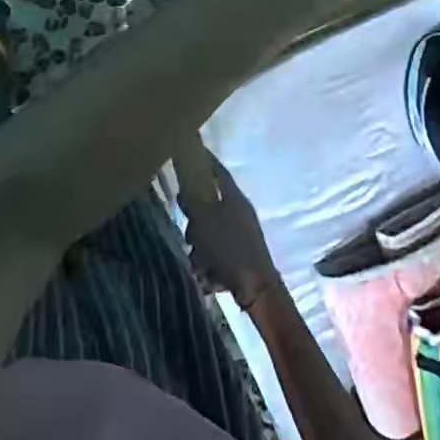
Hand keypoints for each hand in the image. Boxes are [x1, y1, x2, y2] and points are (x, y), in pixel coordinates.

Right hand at [174, 140, 278, 310]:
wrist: (256, 287)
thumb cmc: (229, 248)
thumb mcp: (204, 221)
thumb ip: (192, 203)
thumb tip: (184, 191)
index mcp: (234, 198)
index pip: (219, 172)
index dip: (206, 161)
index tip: (192, 151)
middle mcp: (239, 213)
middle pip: (209, 207)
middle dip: (195, 221)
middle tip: (190, 232)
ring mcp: (240, 235)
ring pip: (208, 233)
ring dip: (199, 247)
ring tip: (199, 263)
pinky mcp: (239, 256)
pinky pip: (215, 253)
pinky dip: (208, 264)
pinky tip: (207, 277)